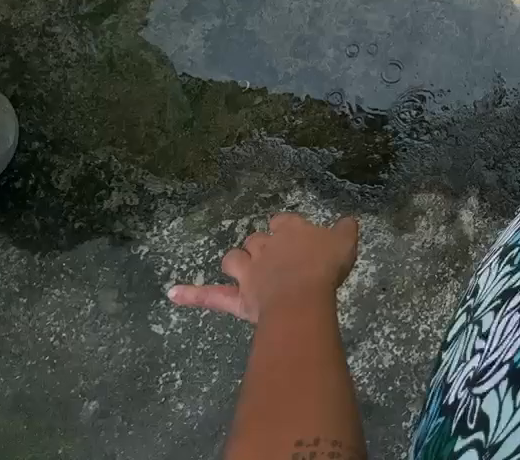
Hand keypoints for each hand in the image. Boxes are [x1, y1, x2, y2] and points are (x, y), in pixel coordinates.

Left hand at [169, 212, 358, 323]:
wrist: (303, 297)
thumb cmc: (326, 266)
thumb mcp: (347, 241)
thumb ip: (346, 228)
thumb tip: (346, 221)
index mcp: (291, 230)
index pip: (283, 220)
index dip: (286, 226)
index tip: (293, 233)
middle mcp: (266, 246)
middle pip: (256, 239)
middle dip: (260, 244)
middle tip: (274, 256)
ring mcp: (248, 273)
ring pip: (233, 259)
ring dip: (236, 261)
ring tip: (243, 268)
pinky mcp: (236, 298)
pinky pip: (210, 296)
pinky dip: (191, 294)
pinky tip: (172, 293)